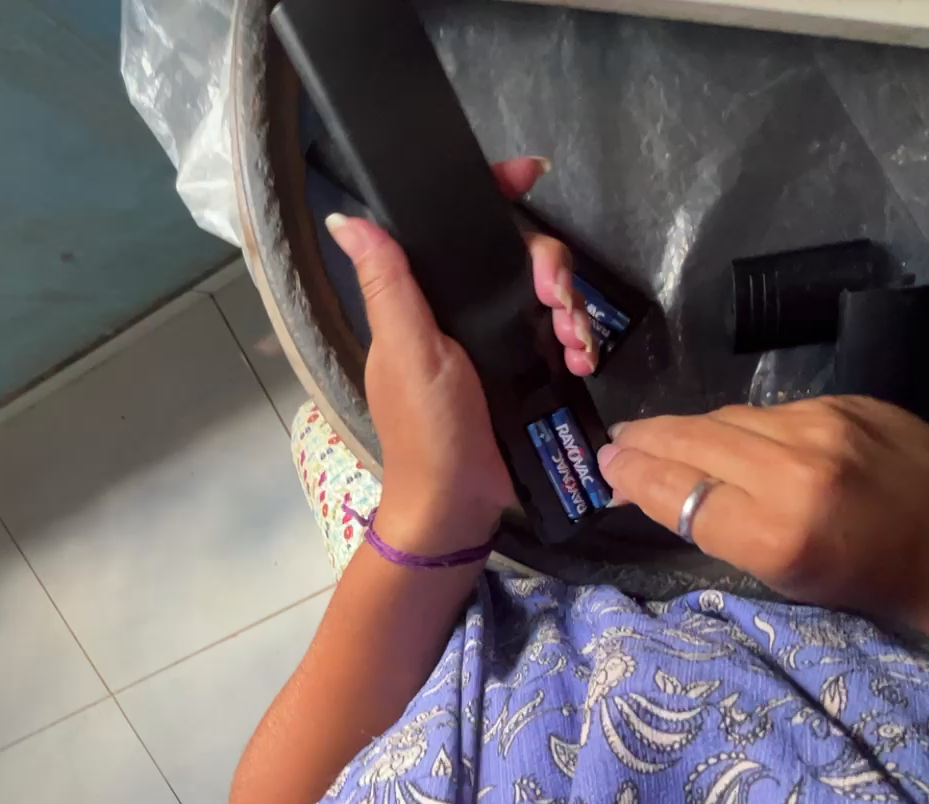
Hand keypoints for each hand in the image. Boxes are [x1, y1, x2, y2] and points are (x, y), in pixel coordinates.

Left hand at [325, 156, 591, 554]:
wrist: (459, 502)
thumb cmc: (426, 428)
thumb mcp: (408, 351)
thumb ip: (389, 284)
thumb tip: (345, 218)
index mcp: (423, 301)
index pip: (455, 229)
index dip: (491, 194)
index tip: (530, 175)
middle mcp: (461, 313)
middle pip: (516, 258)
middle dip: (550, 270)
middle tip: (561, 302)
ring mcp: (496, 343)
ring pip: (545, 296)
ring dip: (573, 310)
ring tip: (579, 344)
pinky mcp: (524, 371)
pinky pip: (558, 336)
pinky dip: (577, 342)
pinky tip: (583, 360)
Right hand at [595, 397, 928, 628]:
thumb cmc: (865, 582)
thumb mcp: (779, 573)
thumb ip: (711, 526)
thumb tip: (651, 489)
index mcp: (777, 533)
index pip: (677, 491)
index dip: (633, 476)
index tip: (607, 467)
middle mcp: (796, 471)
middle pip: (691, 442)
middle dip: (644, 441)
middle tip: (615, 444)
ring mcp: (825, 426)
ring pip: (724, 418)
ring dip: (683, 430)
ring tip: (657, 437)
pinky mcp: (847, 402)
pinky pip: (767, 411)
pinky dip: (735, 426)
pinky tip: (726, 437)